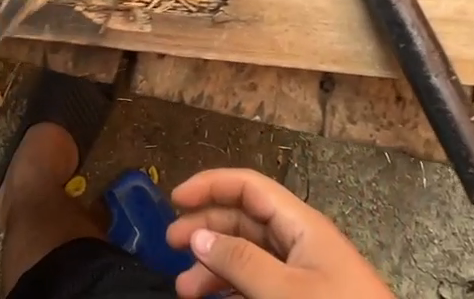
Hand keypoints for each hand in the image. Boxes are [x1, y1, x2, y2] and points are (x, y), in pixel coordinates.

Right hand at [166, 169, 392, 298]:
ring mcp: (303, 274)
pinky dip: (233, 288)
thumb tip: (197, 234)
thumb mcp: (285, 292)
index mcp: (300, 224)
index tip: (174, 200)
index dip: (210, 185)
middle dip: (206, 229)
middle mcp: (299, 241)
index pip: (248, 187)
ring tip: (185, 290)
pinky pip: (259, 283)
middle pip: (243, 220)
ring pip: (248, 255)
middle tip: (170, 247)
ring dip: (214, 266)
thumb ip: (240, 261)